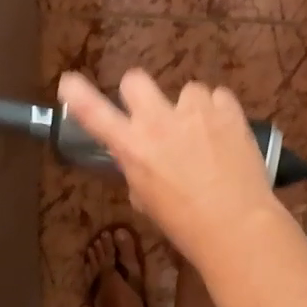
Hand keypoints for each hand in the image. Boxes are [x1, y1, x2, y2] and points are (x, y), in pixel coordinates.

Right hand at [58, 69, 288, 262]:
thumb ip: (139, 170)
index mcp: (133, 148)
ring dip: (191, 108)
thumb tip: (143, 160)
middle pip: (136, 80)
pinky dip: (220, 112)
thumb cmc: (186, 225)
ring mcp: (195, 112)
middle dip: (141, 94)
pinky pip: (218, 97)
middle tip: (155, 114)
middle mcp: (159, 122)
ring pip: (187, 90)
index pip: (94, 114)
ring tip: (205, 134)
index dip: (78, 95)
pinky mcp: (228, 111)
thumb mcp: (148, 200)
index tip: (68, 82)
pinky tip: (226, 134)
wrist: (237, 226)